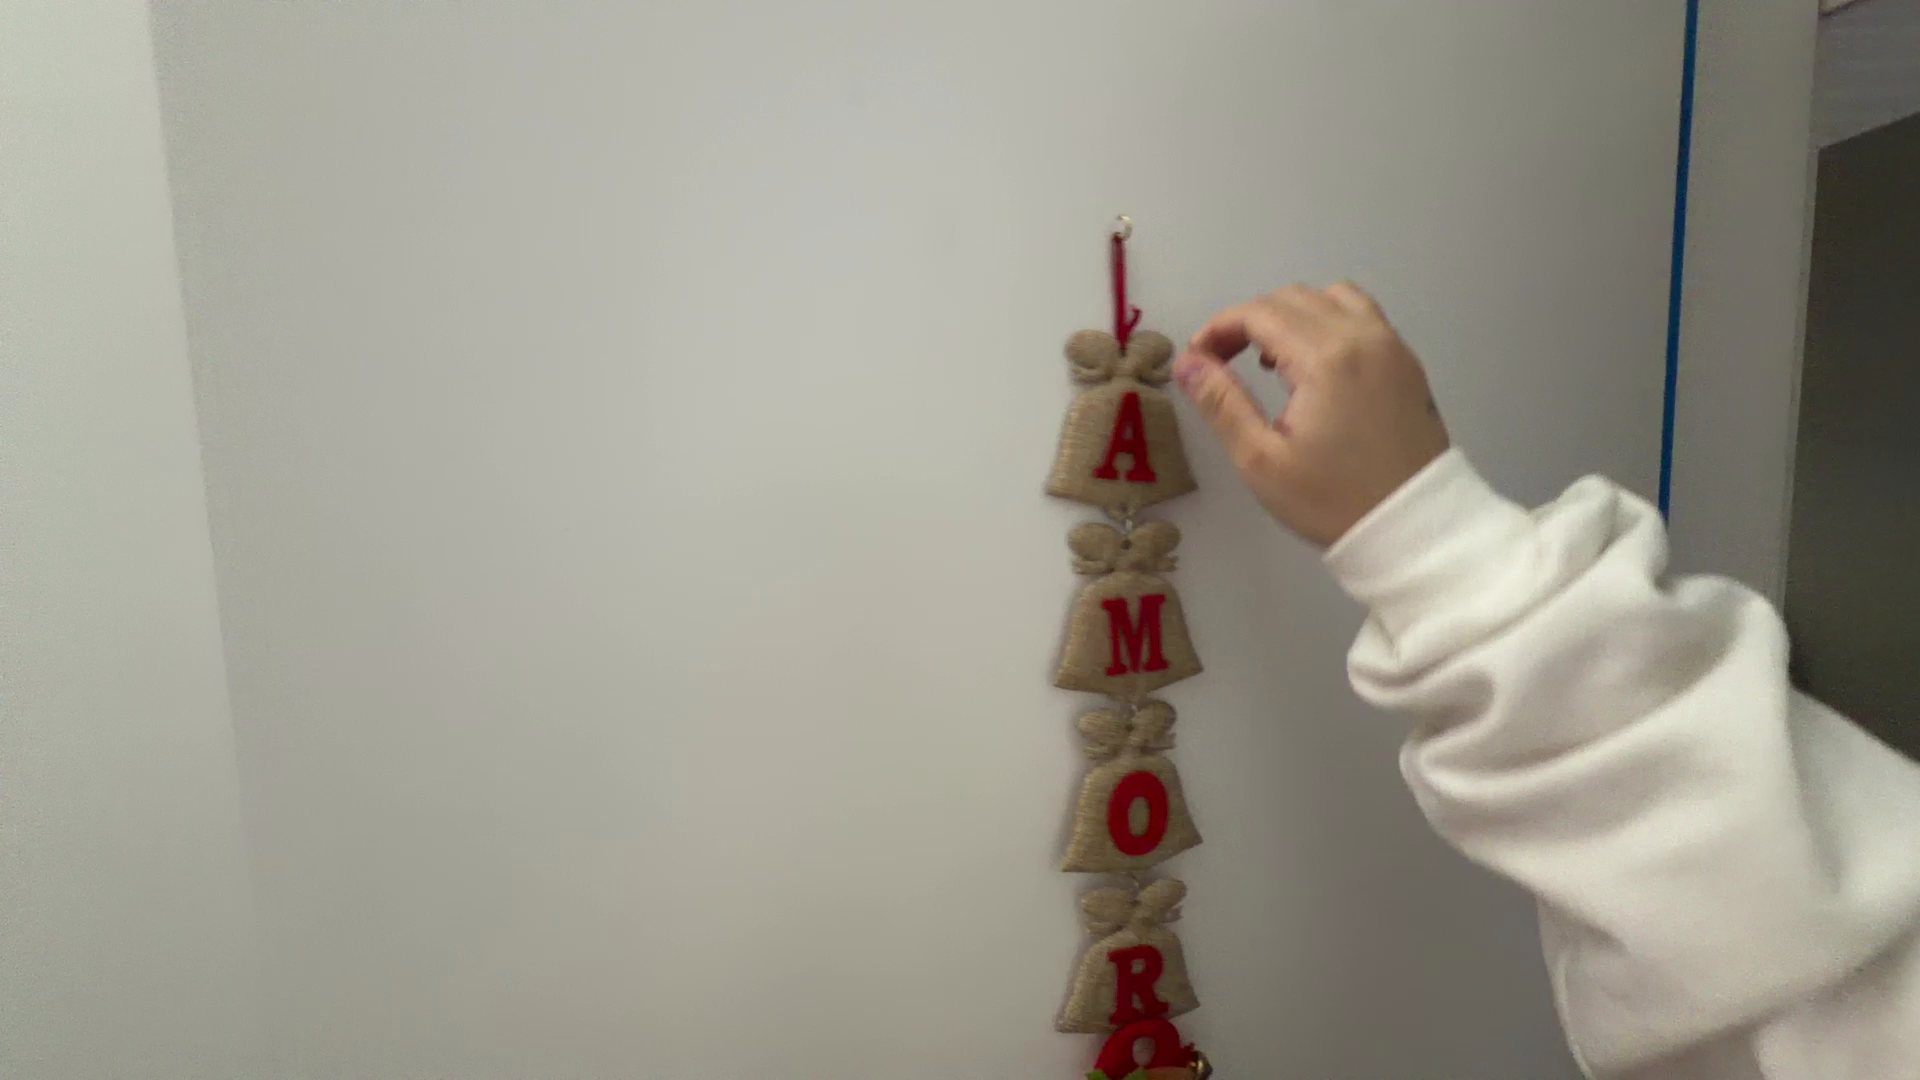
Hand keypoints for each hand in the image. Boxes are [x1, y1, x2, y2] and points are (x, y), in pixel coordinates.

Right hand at [1172, 283, 1449, 546]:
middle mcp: (1362, 336)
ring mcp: (1391, 346)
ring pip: (1330, 298)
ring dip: (1288, 316)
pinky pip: (1360, 316)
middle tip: (1220, 363)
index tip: (1196, 361)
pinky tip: (1310, 366)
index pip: (1259, 314)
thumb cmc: (1329, 499)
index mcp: (1325, 358)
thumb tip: (1186, 362)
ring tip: (1267, 360)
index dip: (1218, 329)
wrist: (1413, 526)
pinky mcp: (1405, 362)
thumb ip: (1221, 403)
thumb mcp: (1259, 460)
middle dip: (1247, 321)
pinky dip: (1324, 322)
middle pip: (1292, 298)